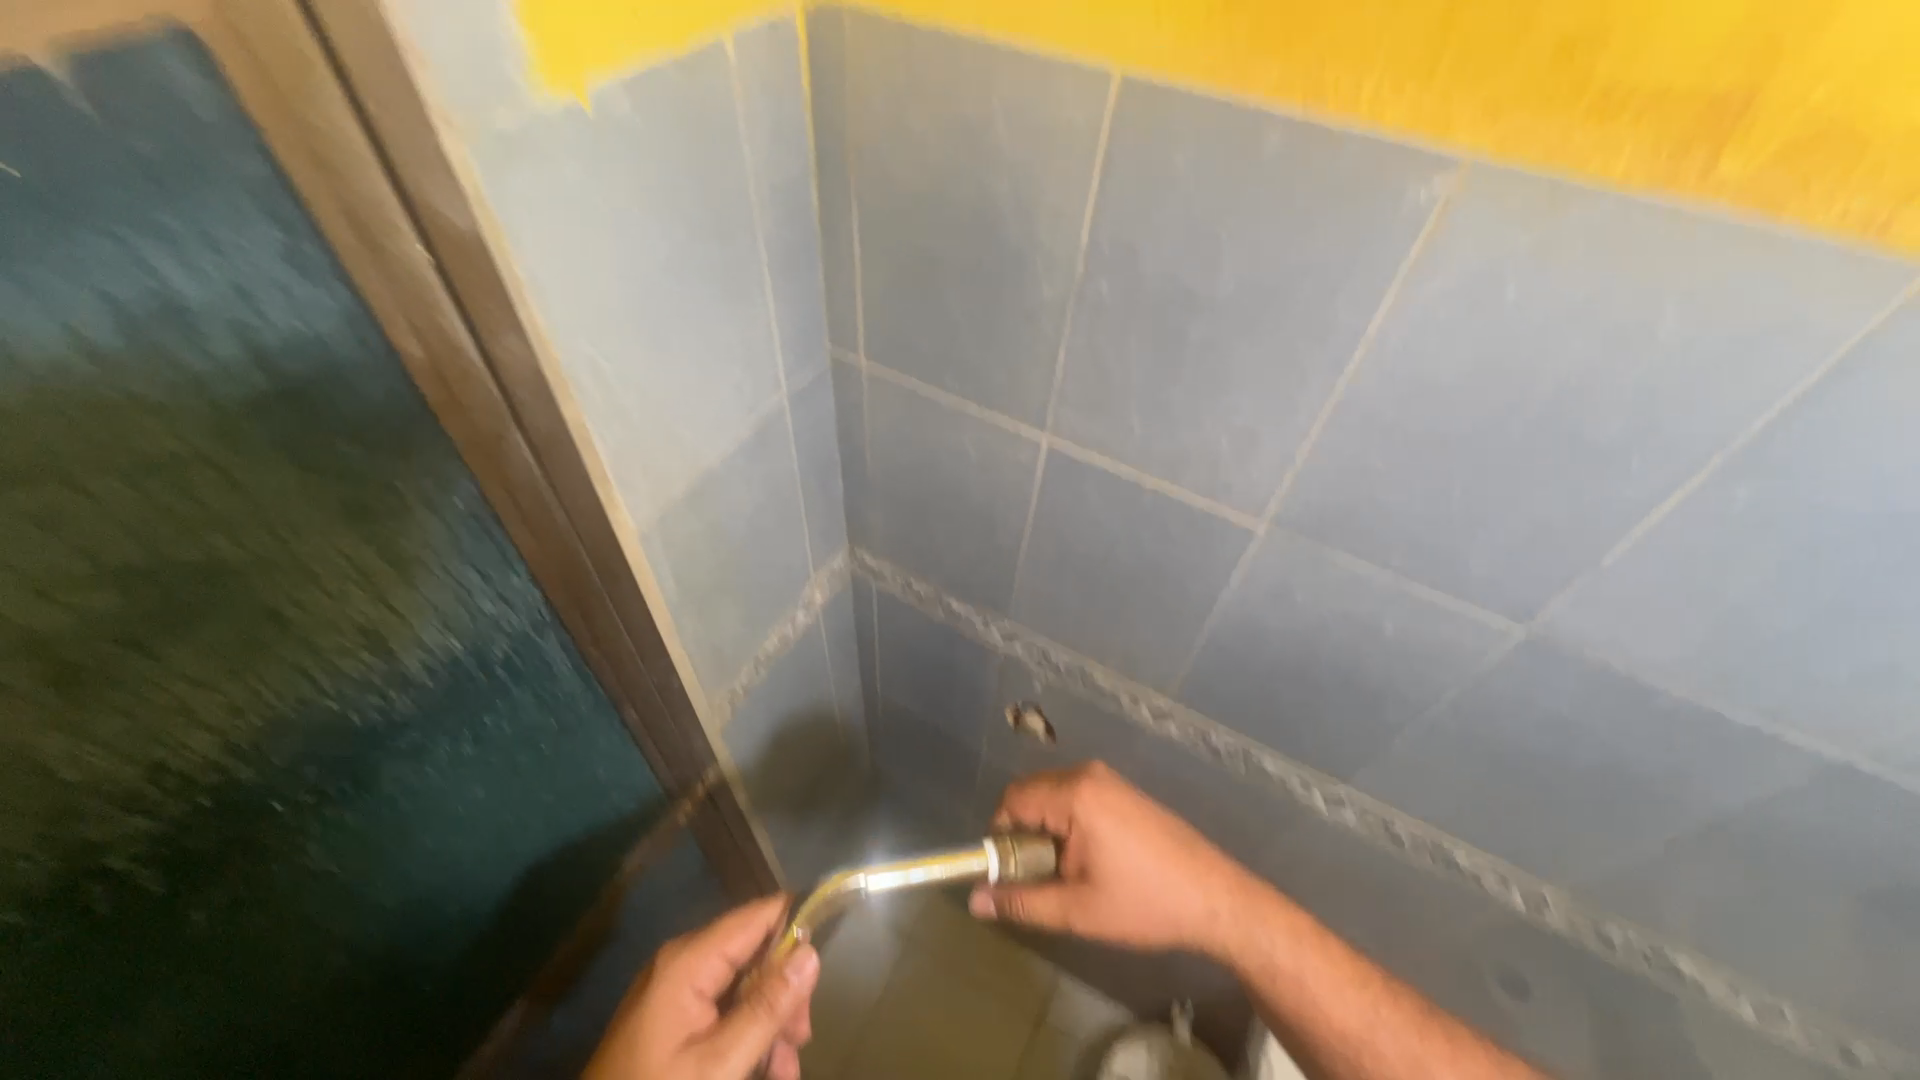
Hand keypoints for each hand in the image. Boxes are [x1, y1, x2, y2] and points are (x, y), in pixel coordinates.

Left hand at [583, 895, 820, 1079]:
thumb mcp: (720, 1065)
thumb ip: (766, 1007)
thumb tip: (811, 951)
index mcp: (690, 960)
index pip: (760, 914)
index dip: (799, 926)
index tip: (829, 963)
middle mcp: (683, 961)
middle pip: (756, 951)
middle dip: (784, 994)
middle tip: (798, 1044)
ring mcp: (675, 989)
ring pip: (744, 984)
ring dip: (770, 1022)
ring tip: (783, 1072)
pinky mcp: (672, 1015)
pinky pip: (724, 1007)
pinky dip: (747, 1033)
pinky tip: (763, 1070)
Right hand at [972, 761, 1260, 958]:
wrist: (1216, 900)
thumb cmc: (1145, 904)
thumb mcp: (1077, 910)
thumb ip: (1021, 901)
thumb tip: (974, 900)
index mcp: (1075, 794)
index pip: (1011, 801)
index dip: (999, 838)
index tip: (1011, 875)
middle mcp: (1089, 775)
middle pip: (1030, 795)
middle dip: (1023, 835)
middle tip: (1040, 879)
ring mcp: (1110, 780)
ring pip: (1053, 797)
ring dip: (1046, 832)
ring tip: (1068, 876)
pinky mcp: (1124, 792)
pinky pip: (1076, 798)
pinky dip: (1068, 825)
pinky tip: (1091, 863)